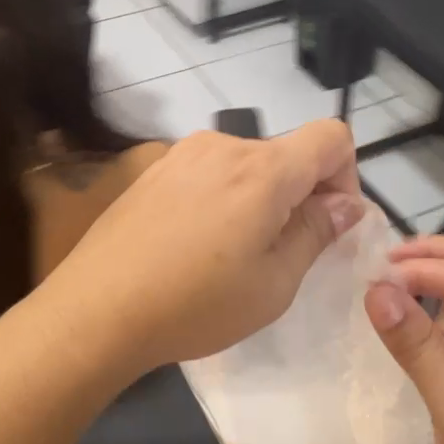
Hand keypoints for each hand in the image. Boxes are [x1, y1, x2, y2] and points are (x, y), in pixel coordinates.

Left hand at [40, 121, 363, 373]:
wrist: (97, 307)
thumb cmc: (196, 304)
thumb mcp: (274, 283)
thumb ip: (316, 232)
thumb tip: (346, 203)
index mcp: (263, 169)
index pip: (331, 136)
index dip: (346, 176)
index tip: (328, 224)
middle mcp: (223, 146)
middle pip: (286, 153)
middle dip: (301, 194)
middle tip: (282, 254)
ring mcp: (182, 154)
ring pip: (246, 164)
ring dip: (259, 198)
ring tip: (233, 256)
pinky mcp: (154, 170)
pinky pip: (209, 173)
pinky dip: (222, 199)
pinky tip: (195, 246)